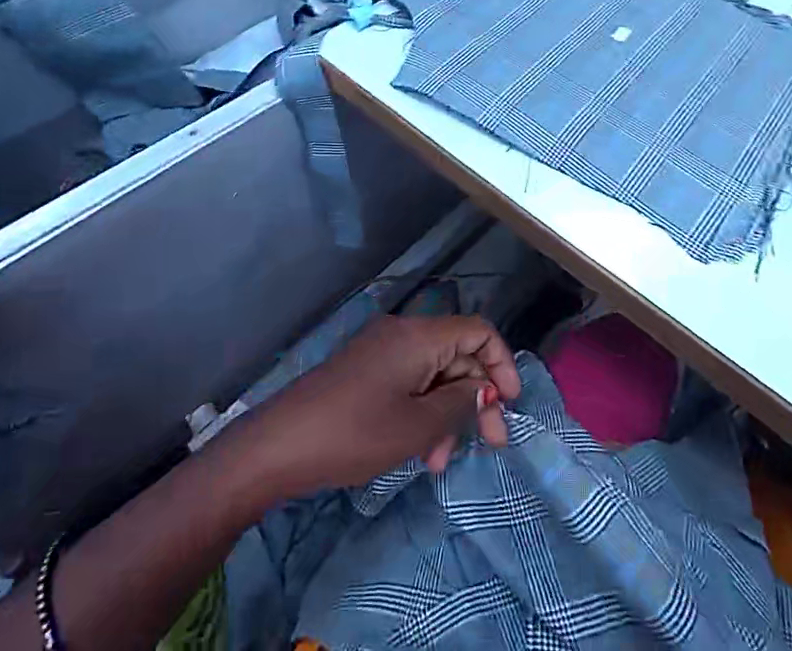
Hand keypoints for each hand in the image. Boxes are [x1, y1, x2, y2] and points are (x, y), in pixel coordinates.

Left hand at [230, 315, 522, 495]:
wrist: (282, 443)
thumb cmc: (355, 433)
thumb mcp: (418, 425)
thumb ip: (459, 404)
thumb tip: (483, 389)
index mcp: (418, 336)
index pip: (477, 330)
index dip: (501, 364)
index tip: (509, 405)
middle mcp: (401, 334)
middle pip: (457, 355)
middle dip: (476, 398)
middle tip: (488, 444)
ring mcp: (380, 351)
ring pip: (433, 374)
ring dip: (446, 414)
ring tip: (438, 460)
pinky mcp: (365, 371)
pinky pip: (408, 383)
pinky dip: (422, 412)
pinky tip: (419, 451)